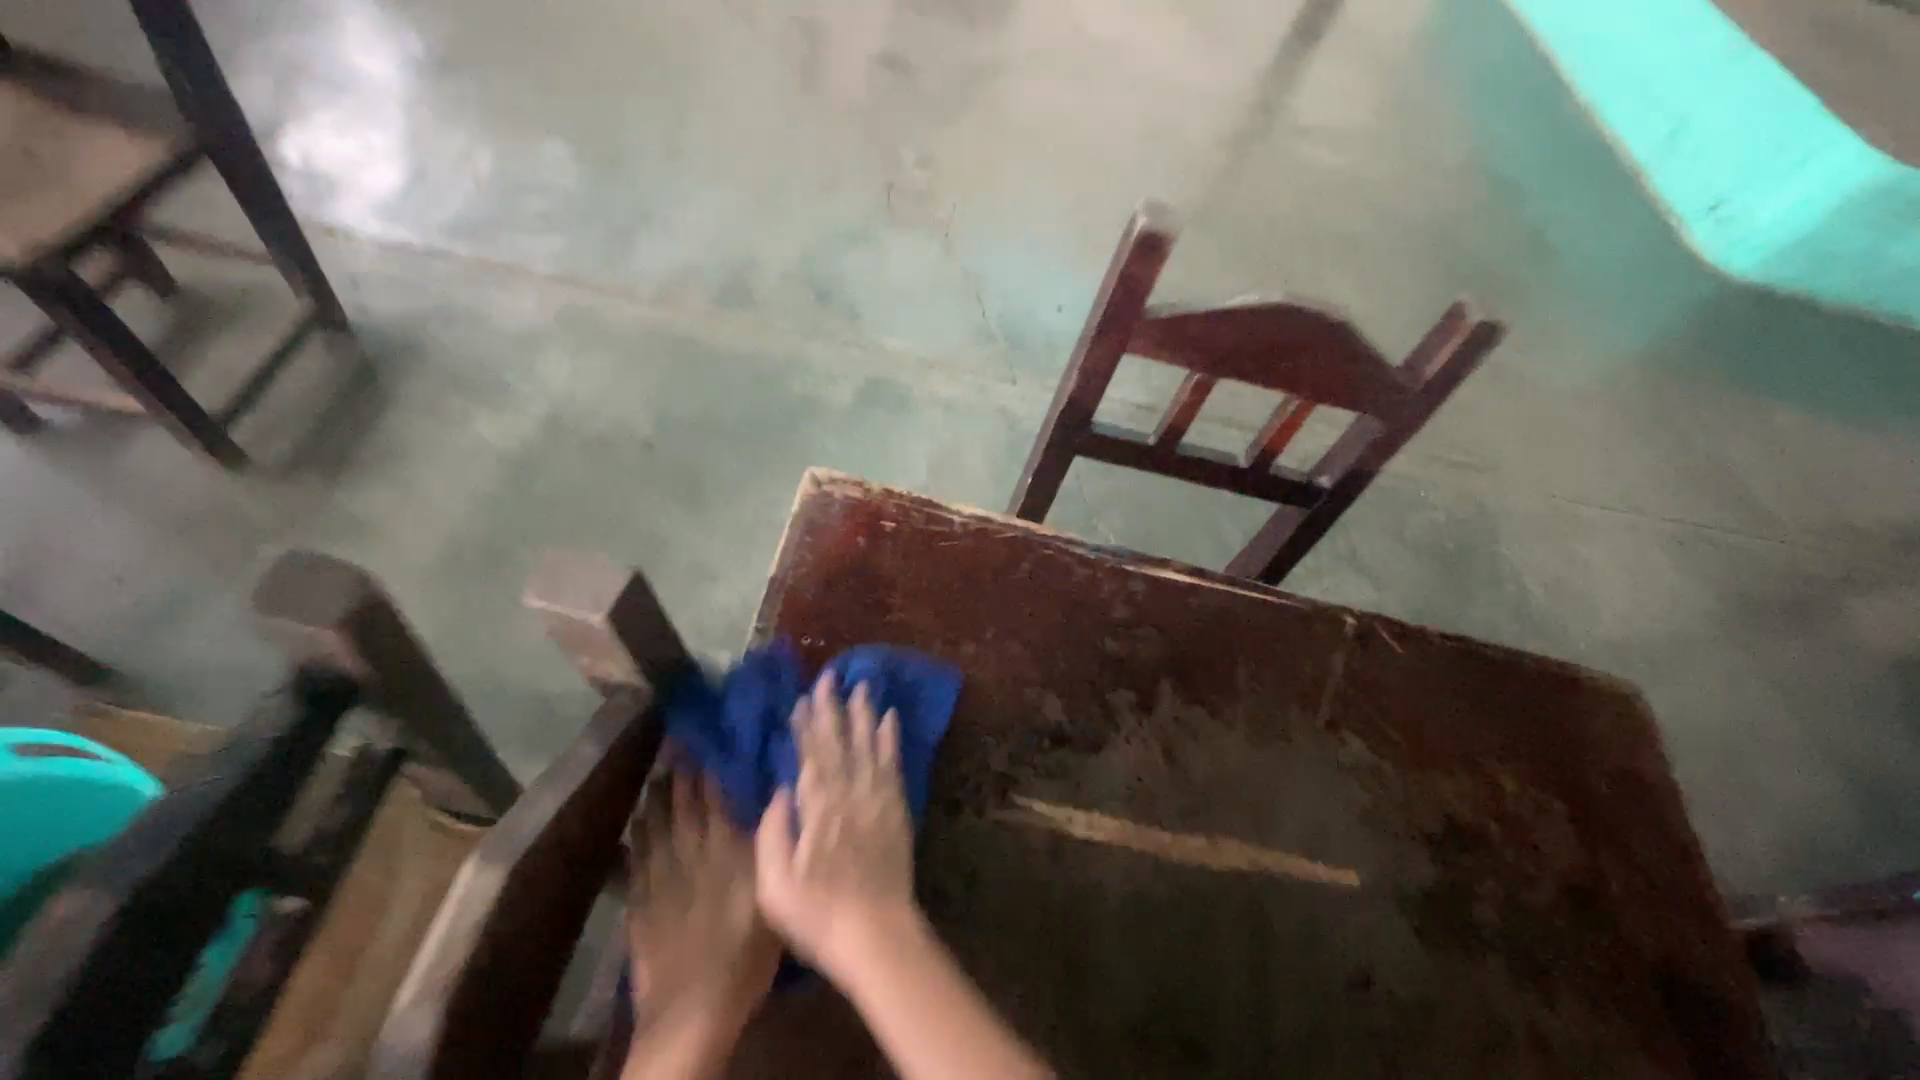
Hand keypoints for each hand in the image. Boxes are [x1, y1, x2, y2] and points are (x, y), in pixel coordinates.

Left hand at [625, 765, 782, 1026]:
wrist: (693, 1006)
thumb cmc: (747, 951)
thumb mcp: (773, 892)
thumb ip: (768, 844)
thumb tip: (773, 801)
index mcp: (723, 847)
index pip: (711, 796)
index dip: (704, 768)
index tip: (700, 742)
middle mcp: (687, 851)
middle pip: (679, 804)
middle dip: (677, 775)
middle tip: (675, 749)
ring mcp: (658, 876)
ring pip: (653, 825)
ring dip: (654, 799)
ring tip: (656, 780)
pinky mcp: (639, 901)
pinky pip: (634, 857)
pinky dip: (636, 836)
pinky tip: (636, 826)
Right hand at [755, 671, 918, 980]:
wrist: (876, 937)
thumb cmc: (817, 916)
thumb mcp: (774, 884)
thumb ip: (773, 832)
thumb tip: (781, 790)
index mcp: (818, 810)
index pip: (811, 757)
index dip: (807, 727)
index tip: (804, 698)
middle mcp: (849, 797)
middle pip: (840, 745)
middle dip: (834, 710)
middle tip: (831, 677)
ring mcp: (877, 804)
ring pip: (869, 749)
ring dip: (864, 717)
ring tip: (862, 686)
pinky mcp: (897, 814)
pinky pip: (894, 769)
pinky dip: (891, 743)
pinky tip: (890, 722)